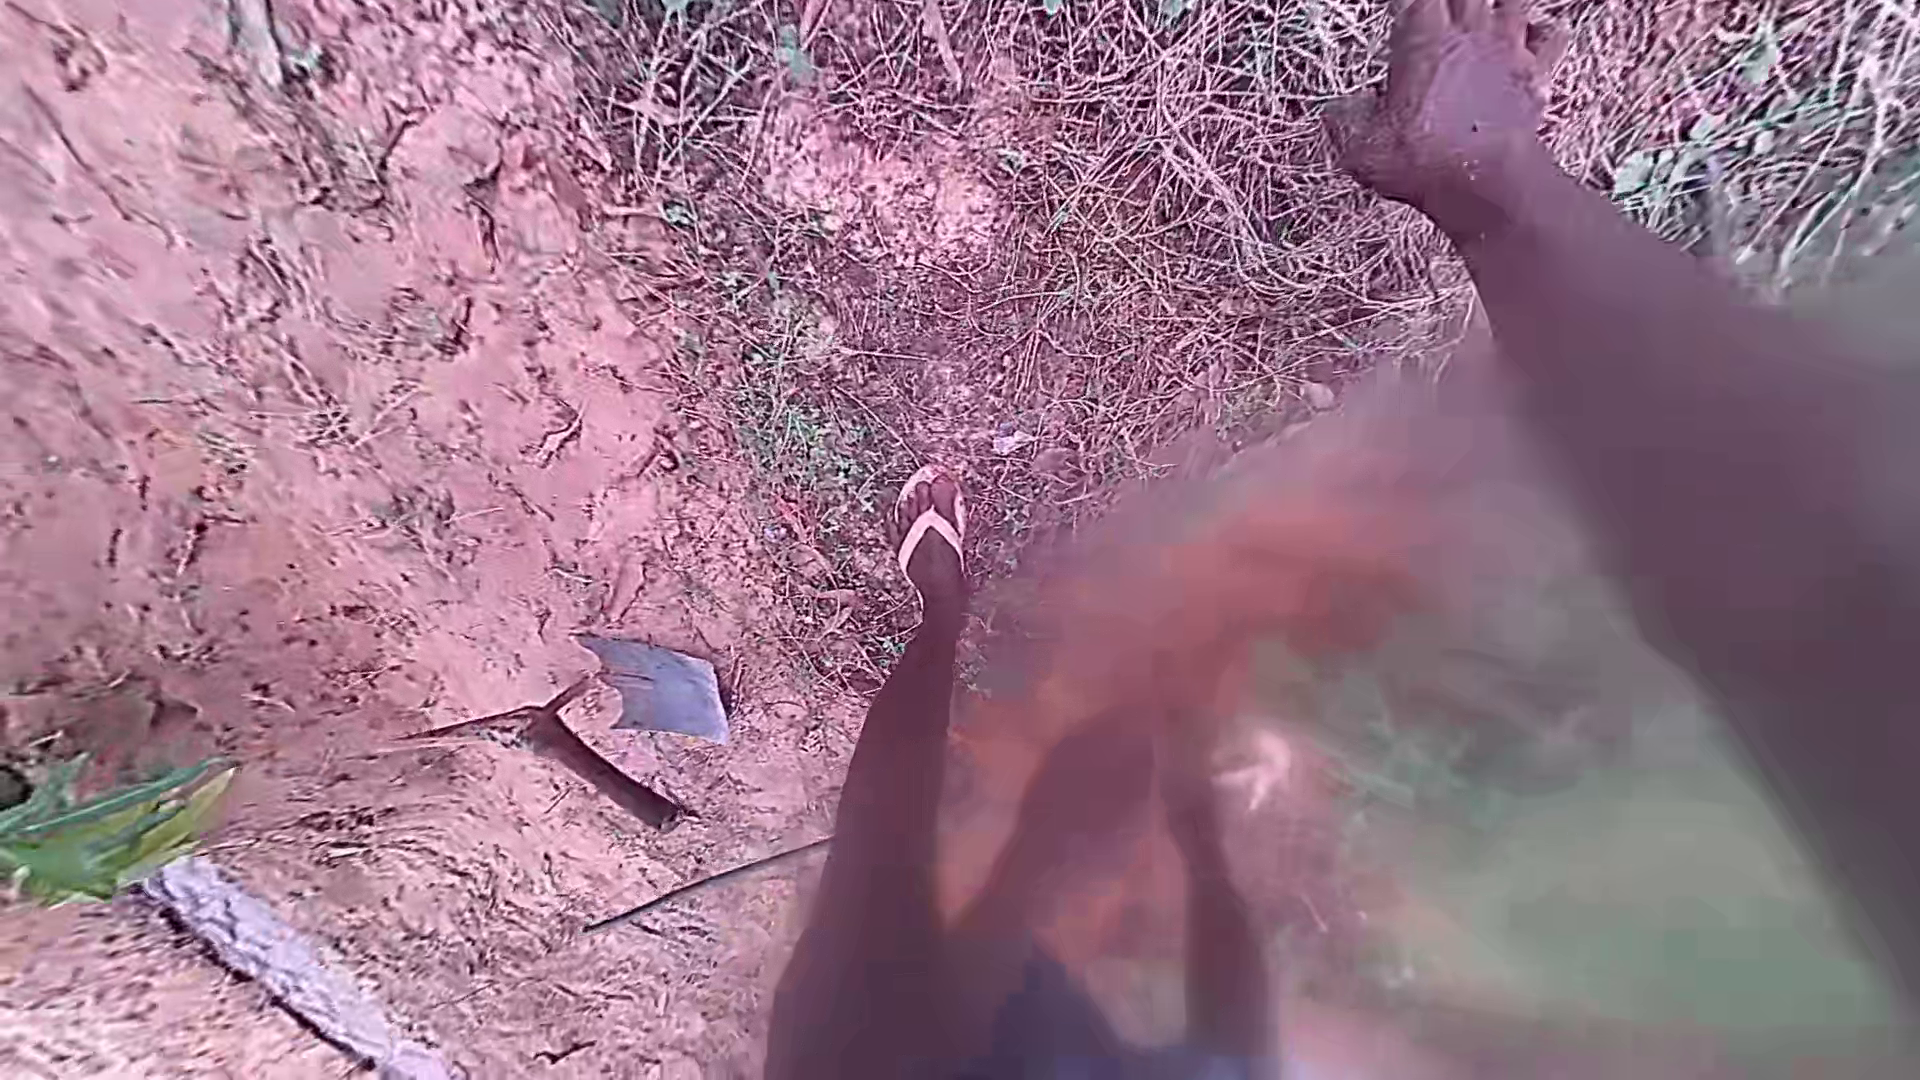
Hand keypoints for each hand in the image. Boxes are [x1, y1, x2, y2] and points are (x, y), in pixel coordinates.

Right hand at [1327, 0, 1566, 211]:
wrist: (1480, 178)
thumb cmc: (1422, 160)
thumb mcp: (1361, 148)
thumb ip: (1346, 120)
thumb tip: (1336, 109)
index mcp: (1425, 44)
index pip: (1416, 1)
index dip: (1404, 6)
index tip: (1397, 12)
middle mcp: (1471, 35)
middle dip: (1445, 3)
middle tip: (1430, 14)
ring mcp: (1508, 49)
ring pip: (1509, 1)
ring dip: (1490, 7)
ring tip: (1473, 17)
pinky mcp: (1534, 73)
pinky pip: (1548, 34)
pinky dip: (1537, 31)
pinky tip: (1525, 39)